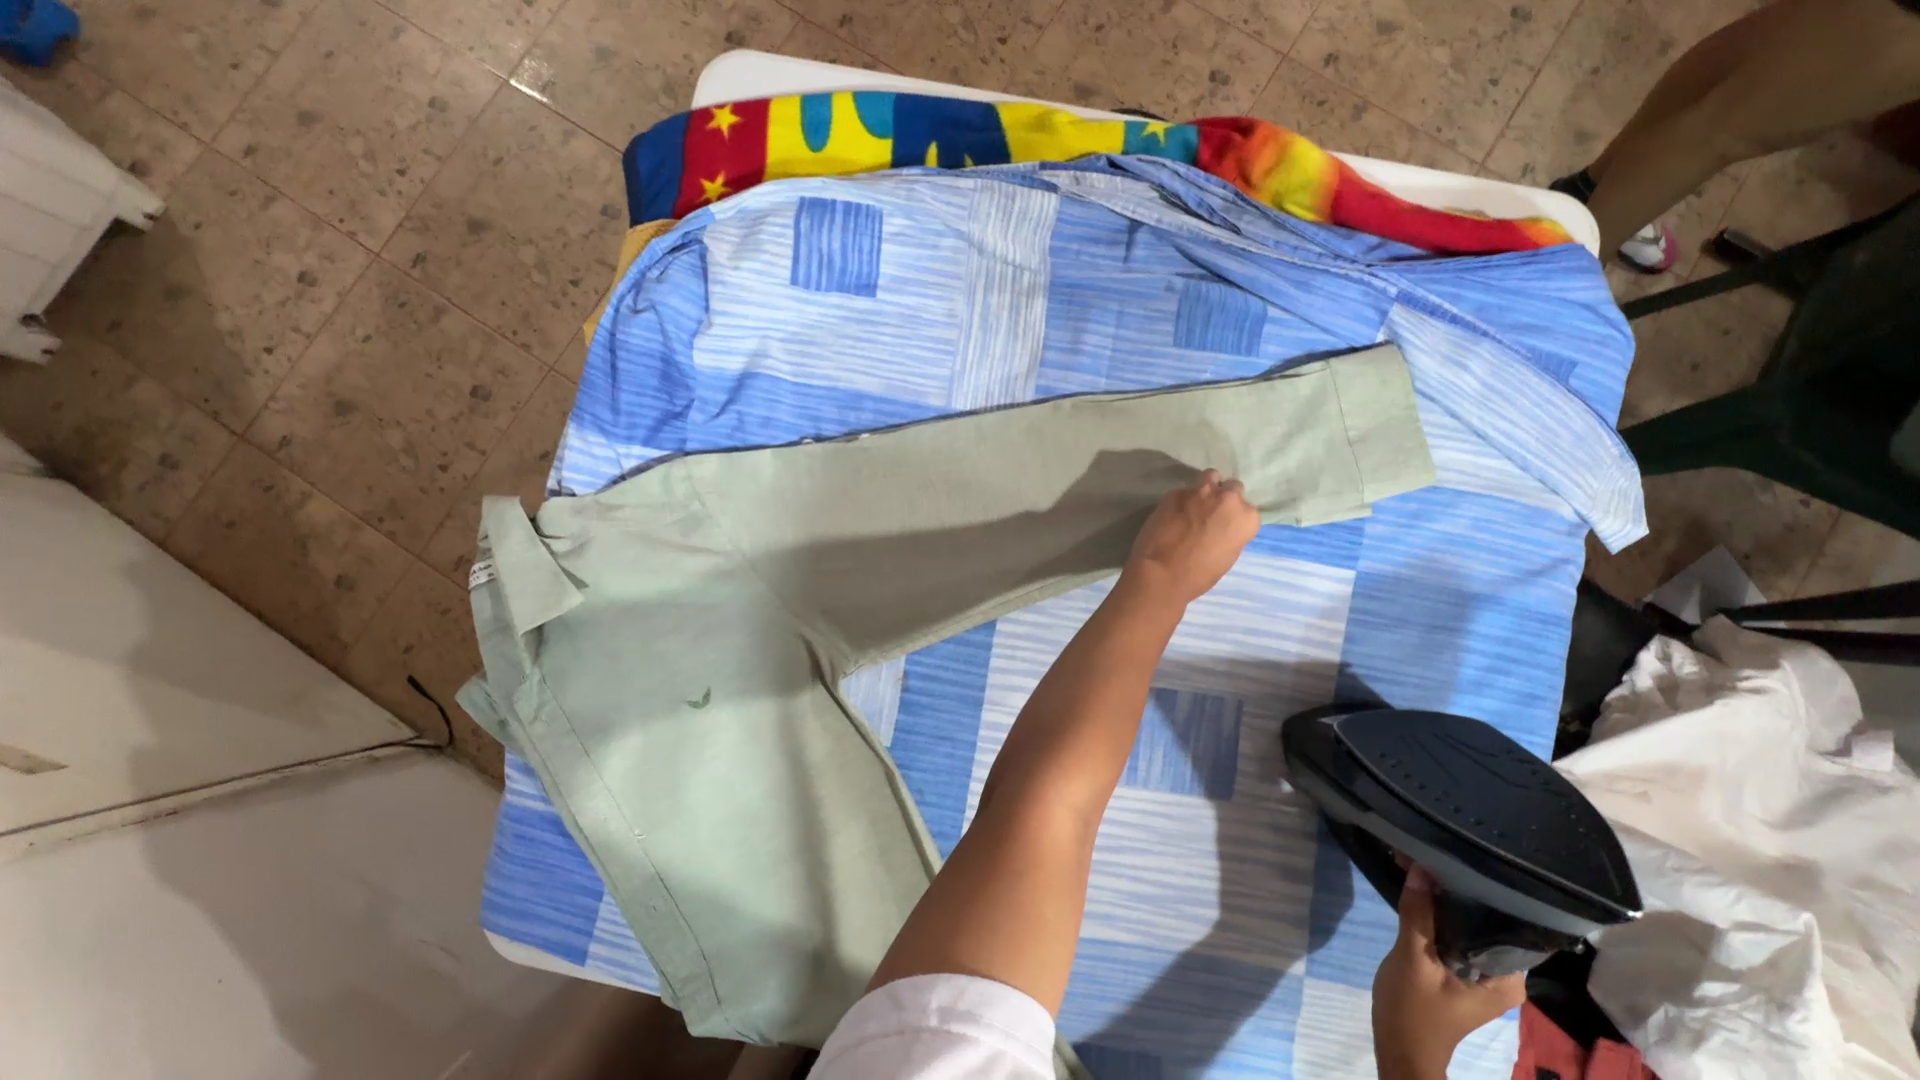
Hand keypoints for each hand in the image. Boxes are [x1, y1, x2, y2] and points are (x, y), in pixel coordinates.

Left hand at [1123, 469, 1260, 605]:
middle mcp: (1227, 498)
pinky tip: (1172, 513)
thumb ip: (1231, 533)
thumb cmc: (1199, 574)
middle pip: (1232, 488)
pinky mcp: (1175, 492)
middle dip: (1224, 498)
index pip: (1248, 509)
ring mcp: (1200, 491)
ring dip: (1206, 488)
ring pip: (1210, 477)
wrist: (1162, 572)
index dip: (1235, 517)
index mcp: (1246, 518)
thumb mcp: (1228, 556)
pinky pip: (1184, 491)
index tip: (1225, 526)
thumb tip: (1223, 526)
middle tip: (1212, 513)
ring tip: (1196, 503)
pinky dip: (1181, 499)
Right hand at [1372, 866, 1526, 1079]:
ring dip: (1449, 906)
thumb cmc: (1412, 1013)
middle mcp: (1506, 976)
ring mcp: (1484, 976)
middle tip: (1441, 859)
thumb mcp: (1412, 960)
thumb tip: (1420, 868)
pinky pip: (1459, 939)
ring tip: (1431, 871)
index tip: (1463, 860)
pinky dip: (1442, 921)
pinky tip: (1425, 899)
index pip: (1508, 924)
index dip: (1485, 892)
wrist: (1400, 1051)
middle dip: (1463, 895)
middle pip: (1489, 925)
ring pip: (1471, 930)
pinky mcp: (1464, 974)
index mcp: (1509, 978)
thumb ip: (1418, 915)